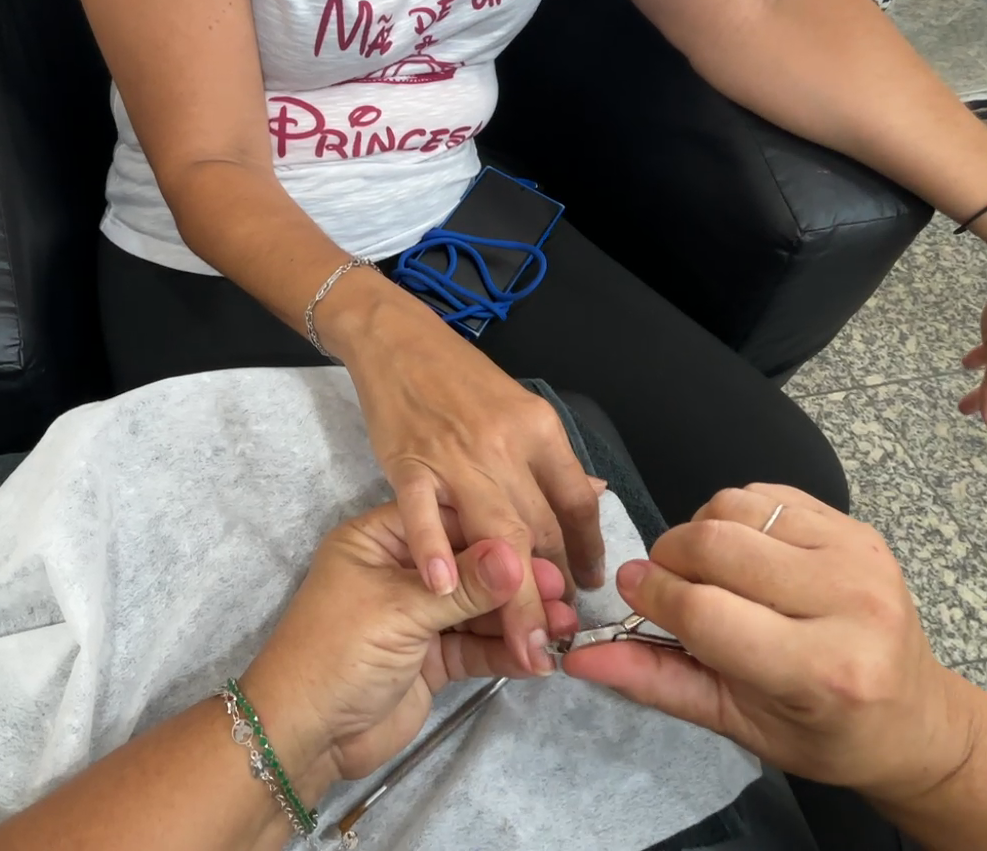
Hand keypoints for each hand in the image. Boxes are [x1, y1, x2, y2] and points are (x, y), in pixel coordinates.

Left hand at [241, 504, 574, 782]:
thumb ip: (463, 587)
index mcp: (379, 540)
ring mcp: (416, 616)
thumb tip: (517, 556)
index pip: (444, 522)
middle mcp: (400, 570)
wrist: (305, 733)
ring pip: (474, 610)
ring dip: (515, 619)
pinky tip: (538, 657)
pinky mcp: (429, 657)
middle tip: (560, 590)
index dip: (491, 532)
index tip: (539, 541)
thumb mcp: (399, 609)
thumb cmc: (339, 649)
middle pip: (465, 567)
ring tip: (561, 627)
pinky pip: (472, 647)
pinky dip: (502, 652)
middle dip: (511, 581)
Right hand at [323, 278, 603, 672]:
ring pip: (493, 534)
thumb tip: (590, 496)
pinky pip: (424, 514)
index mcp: (538, 428)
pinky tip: (445, 590)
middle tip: (559, 641)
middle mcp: (505, 444)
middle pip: (540, 530)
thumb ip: (548, 457)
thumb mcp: (517, 404)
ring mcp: (454, 455)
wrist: (396, 338)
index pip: (576, 501)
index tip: (587, 586)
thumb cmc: (457, 373)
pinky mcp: (408, 462)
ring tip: (524, 647)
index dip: (587, 551)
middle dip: (554, 593)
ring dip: (512, 598)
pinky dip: (434, 552)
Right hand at [561, 483, 977, 800]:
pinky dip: (731, 516)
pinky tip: (746, 554)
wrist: (917, 717)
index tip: (634, 597)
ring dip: (698, 534)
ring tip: (712, 572)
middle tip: (671, 587)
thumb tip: (578, 658)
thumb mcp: (733, 723)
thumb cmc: (820, 732)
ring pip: (729, 507)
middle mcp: (851, 604)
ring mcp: (858, 555)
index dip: (653, 598)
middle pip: (712, 546)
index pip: (704, 611)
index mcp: (824, 671)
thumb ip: (654, 680)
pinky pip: (759, 493)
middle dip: (669, 561)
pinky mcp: (856, 526)